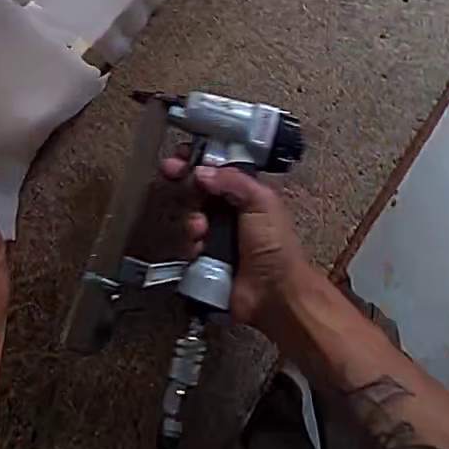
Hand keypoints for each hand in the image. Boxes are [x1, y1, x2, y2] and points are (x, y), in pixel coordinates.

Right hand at [161, 156, 318, 337]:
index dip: (201, 160)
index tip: (183, 154)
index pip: (220, 169)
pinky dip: (192, 243)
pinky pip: (188, 243)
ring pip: (192, 215)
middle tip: (171, 171)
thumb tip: (201, 171)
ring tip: (201, 227)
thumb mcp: (260, 201)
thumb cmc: (277, 247)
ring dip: (193, 217)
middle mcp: (232, 211)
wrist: (274, 293)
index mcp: (248, 193)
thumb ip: (232, 180)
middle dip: (186, 181)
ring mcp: (218, 235)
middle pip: (200, 189)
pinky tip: (201, 247)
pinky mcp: (207, 258)